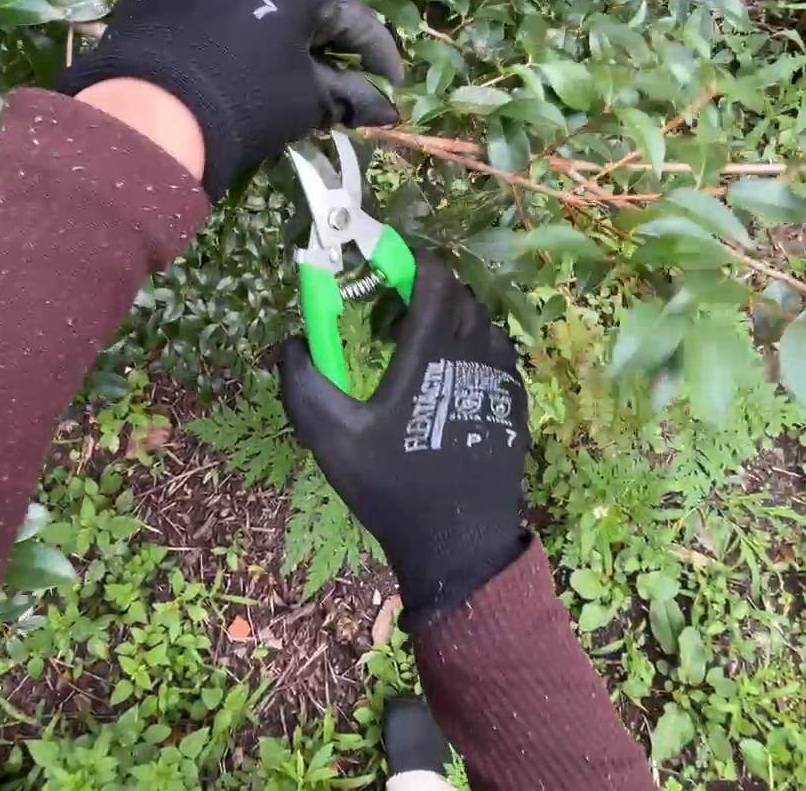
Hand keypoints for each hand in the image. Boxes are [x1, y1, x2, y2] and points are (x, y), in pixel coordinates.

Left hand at [59, 0, 404, 197]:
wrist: (150, 107)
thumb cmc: (247, 97)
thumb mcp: (307, 100)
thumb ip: (350, 98)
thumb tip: (387, 109)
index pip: (358, 21)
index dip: (381, 59)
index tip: (394, 86)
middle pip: (311, 4)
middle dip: (332, 44)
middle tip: (347, 79)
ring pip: (265, 2)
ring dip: (286, 35)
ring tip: (296, 72)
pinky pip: (224, 7)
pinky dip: (244, 32)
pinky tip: (245, 61)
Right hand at [279, 255, 528, 630]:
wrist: (457, 543)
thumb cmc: (392, 485)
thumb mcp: (331, 438)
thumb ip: (302, 382)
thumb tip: (290, 341)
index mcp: (431, 354)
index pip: (436, 281)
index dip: (415, 263)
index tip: (391, 269)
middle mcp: (474, 355)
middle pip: (462, 296)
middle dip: (429, 292)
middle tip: (395, 317)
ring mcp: (501, 380)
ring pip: (485, 324)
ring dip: (454, 321)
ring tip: (423, 349)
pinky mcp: (515, 404)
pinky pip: (500, 355)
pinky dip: (475, 349)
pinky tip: (451, 380)